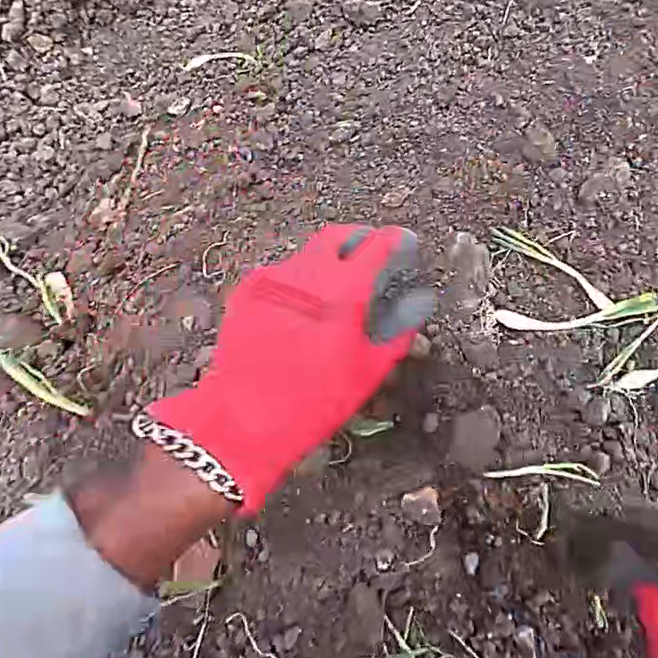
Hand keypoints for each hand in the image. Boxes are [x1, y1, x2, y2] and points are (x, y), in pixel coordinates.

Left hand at [138, 225, 433, 512]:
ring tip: (334, 291)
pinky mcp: (247, 292)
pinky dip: (298, 282)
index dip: (394, 241)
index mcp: (343, 292)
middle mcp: (308, 275)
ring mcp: (273, 280)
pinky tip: (301, 310)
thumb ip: (397, 331)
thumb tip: (413, 307)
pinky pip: (281, 275)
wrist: (245, 420)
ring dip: (327, 263)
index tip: (402, 241)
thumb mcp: (369, 370)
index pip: (377, 247)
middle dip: (358, 238)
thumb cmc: (314, 401)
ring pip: (308, 255)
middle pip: (339, 236)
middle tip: (369, 253)